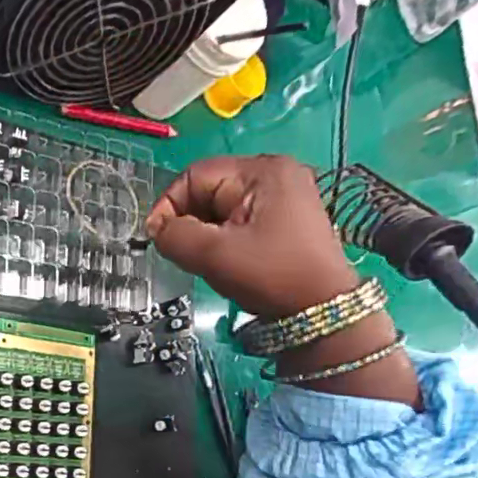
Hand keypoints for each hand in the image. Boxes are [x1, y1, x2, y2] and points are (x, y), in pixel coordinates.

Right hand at [144, 154, 354, 317]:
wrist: (319, 306)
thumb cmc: (268, 274)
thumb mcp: (211, 254)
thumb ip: (173, 235)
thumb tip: (157, 229)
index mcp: (259, 171)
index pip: (193, 176)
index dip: (167, 206)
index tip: (158, 238)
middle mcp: (273, 172)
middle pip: (206, 188)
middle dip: (187, 220)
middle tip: (184, 251)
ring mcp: (282, 192)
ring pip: (219, 205)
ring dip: (202, 230)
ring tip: (205, 256)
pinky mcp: (284, 213)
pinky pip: (236, 216)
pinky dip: (220, 235)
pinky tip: (224, 255)